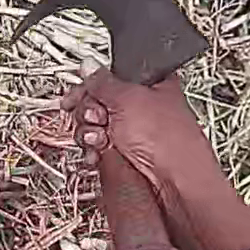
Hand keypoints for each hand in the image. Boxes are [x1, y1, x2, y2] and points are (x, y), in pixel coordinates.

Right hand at [60, 70, 249, 249]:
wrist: (173, 183)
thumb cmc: (168, 139)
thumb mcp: (129, 98)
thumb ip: (103, 81)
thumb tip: (88, 66)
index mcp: (148, 85)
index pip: (108, 78)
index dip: (89, 86)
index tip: (76, 95)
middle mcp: (138, 108)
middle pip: (94, 102)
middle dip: (89, 112)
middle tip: (98, 118)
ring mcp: (129, 132)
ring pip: (91, 126)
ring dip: (89, 132)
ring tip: (103, 139)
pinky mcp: (120, 154)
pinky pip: (93, 147)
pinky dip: (91, 150)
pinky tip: (99, 152)